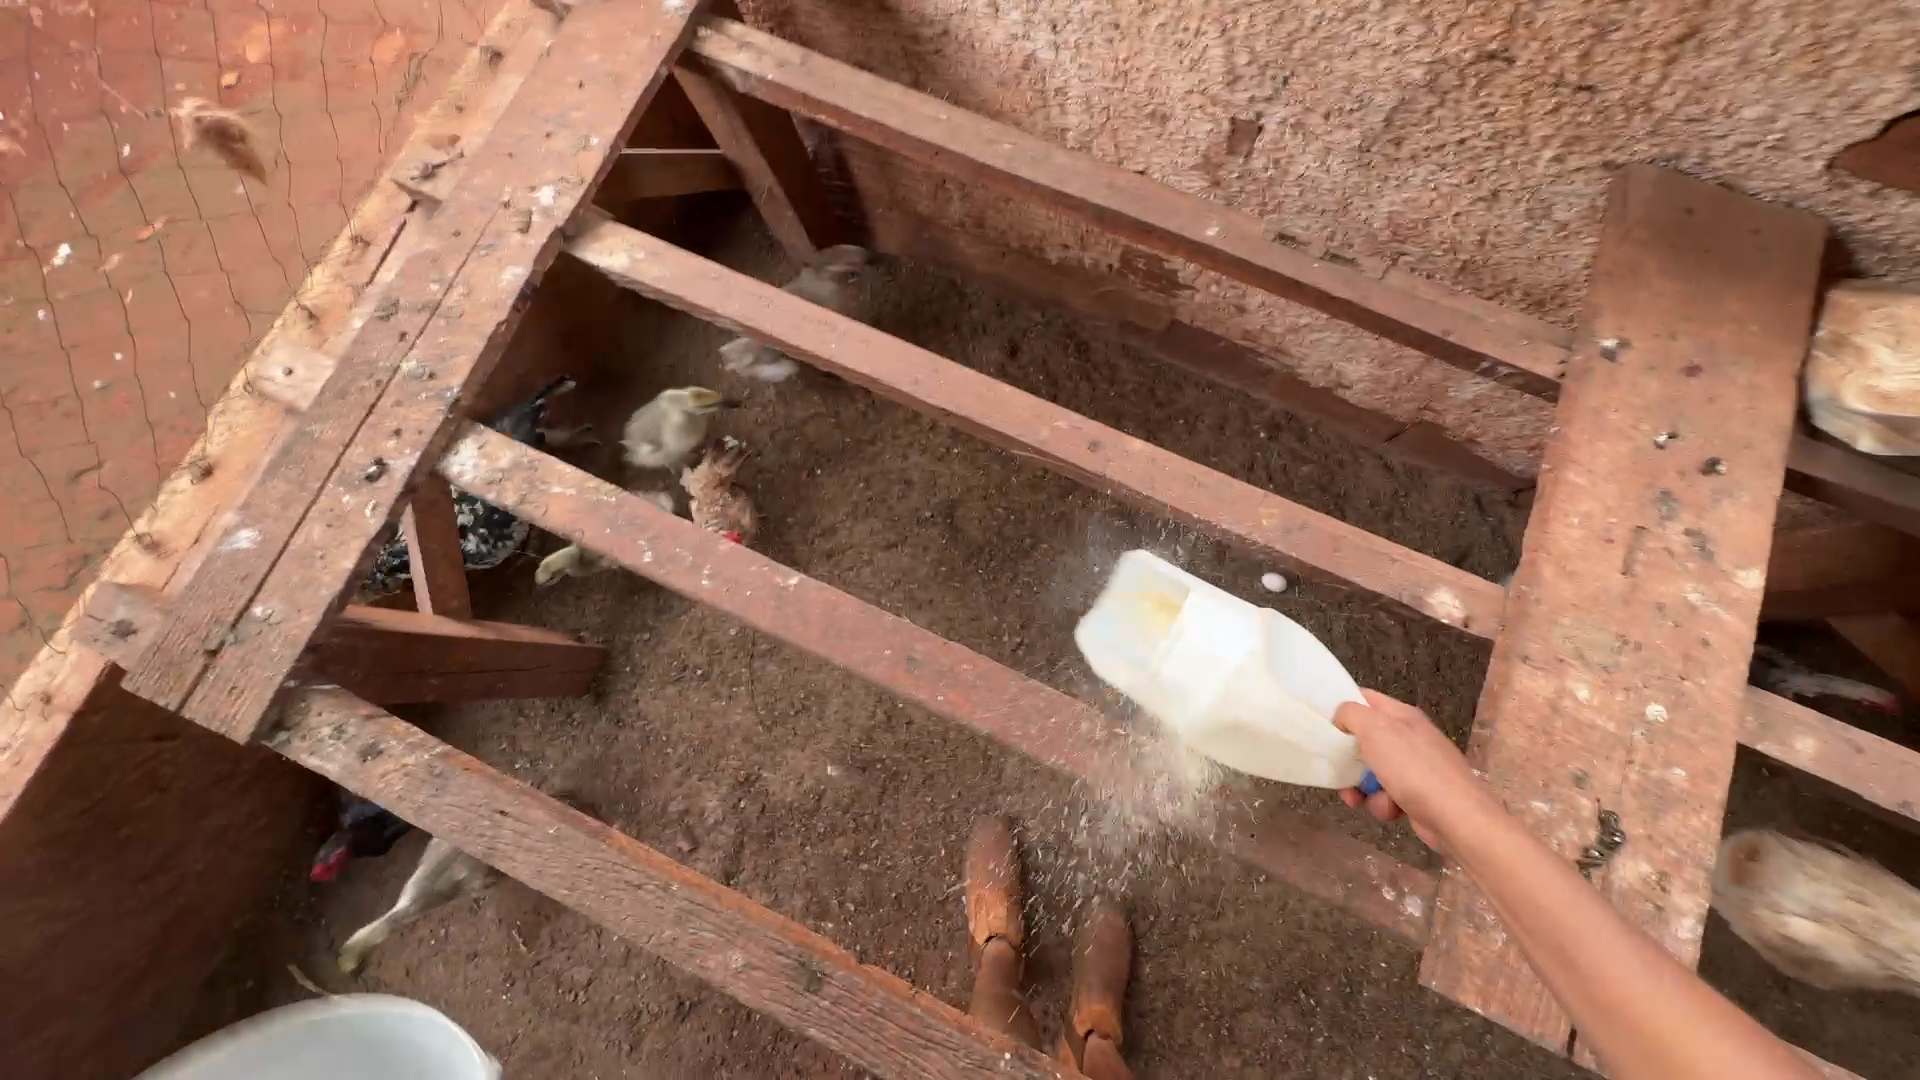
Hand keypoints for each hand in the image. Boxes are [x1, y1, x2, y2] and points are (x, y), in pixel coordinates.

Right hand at [1334, 689, 1491, 853]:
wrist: (1458, 818)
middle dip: (1346, 757)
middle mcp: (1409, 737)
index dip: (1340, 705)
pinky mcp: (1418, 794)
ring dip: (1362, 786)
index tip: (1320, 721)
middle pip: (1363, 738)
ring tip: (1360, 798)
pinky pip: (1386, 794)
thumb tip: (1341, 719)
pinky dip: (1382, 803)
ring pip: (1371, 770)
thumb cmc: (1414, 769)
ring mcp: (1415, 766)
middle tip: (1336, 768)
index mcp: (1401, 715)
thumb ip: (1350, 714)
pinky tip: (1390, 810)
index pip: (1363, 698)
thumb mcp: (1375, 730)